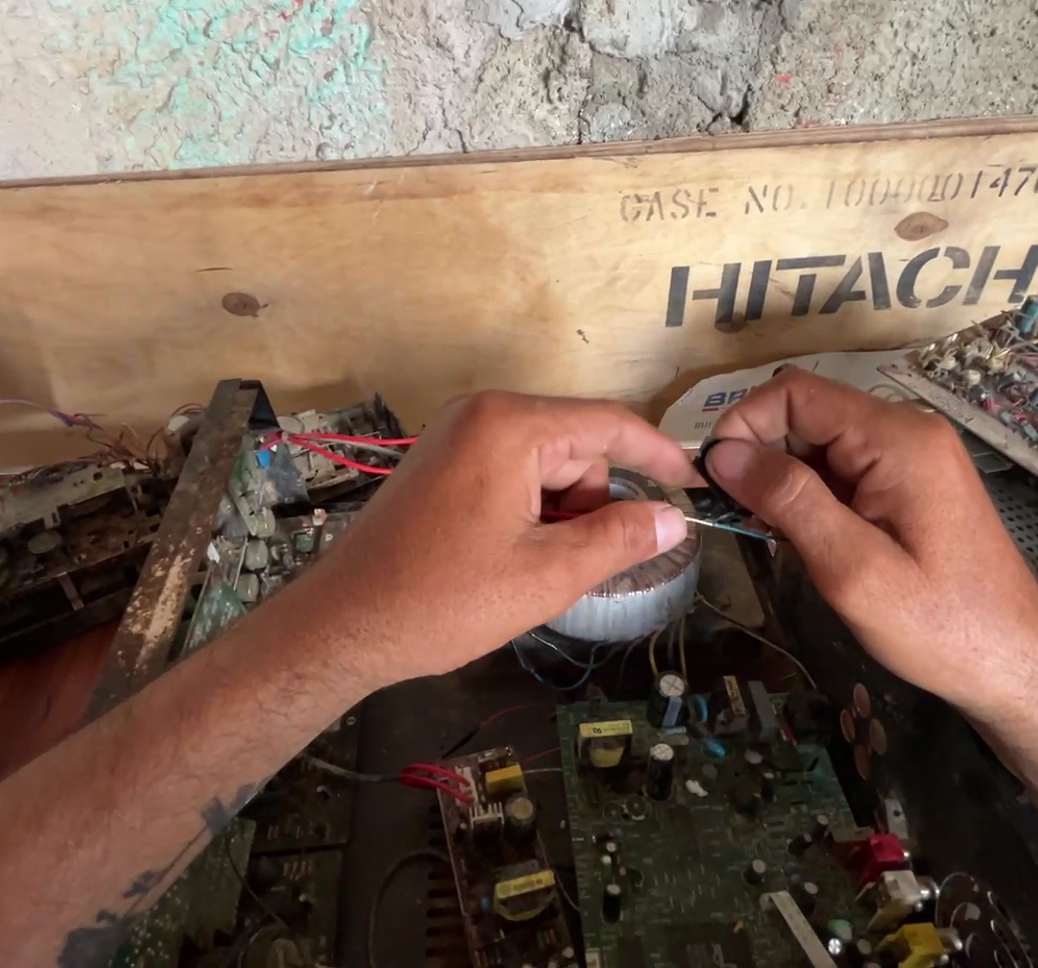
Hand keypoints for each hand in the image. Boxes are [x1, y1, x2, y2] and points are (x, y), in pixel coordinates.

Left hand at [286, 391, 692, 687]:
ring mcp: (457, 435)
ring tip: (530, 568)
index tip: (694, 483)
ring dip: (559, 513)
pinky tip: (509, 555)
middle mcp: (483, 414)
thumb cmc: (444, 599)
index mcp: (510, 426)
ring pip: (545, 465)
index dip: (658, 453)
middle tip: (570, 563)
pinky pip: (512, 473)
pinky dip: (530, 510)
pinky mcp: (443, 461)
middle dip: (591, 503)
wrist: (344, 623)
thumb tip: (672, 518)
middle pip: (575, 448)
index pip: (608, 424)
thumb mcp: (546, 575)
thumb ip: (618, 539)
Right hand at [705, 370, 1037, 721]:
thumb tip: (722, 454)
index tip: (716, 480)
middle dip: (759, 455)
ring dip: (780, 478)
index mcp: (896, 440)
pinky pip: (838, 466)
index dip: (743, 425)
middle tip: (740, 515)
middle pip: (804, 412)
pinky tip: (801, 535)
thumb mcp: (852, 568)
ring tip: (771, 532)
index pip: (793, 393)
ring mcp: (909, 455)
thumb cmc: (940, 627)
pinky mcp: (907, 481)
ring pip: (815, 440)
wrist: (1018, 669)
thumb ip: (788, 501)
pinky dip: (806, 492)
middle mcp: (905, 431)